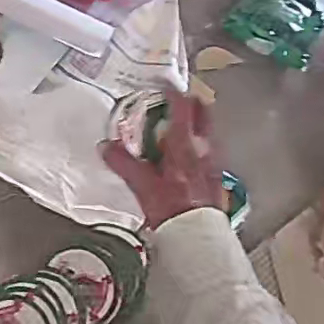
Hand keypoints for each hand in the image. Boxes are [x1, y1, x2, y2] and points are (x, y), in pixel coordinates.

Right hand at [101, 90, 226, 228]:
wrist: (197, 237)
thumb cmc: (172, 208)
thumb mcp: (142, 185)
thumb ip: (124, 163)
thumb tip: (106, 146)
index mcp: (185, 145)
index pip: (183, 108)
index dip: (174, 94)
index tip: (166, 86)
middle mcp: (204, 149)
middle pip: (204, 115)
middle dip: (193, 105)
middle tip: (181, 101)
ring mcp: (214, 163)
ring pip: (209, 133)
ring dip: (198, 125)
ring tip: (183, 128)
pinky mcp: (217, 178)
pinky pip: (210, 153)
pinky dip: (200, 147)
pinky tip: (190, 158)